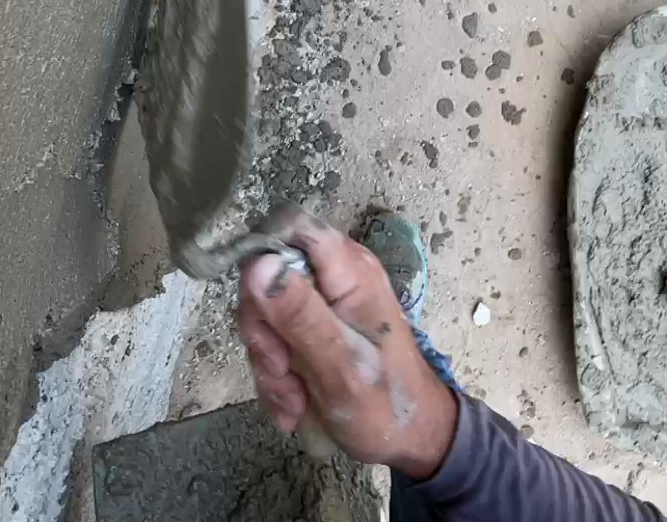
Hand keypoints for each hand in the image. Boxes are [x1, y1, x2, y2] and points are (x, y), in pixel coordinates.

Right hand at [237, 208, 457, 479]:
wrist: (409, 441)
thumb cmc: (386, 405)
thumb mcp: (341, 366)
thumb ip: (300, 314)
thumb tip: (257, 264)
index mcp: (348, 269)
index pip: (292, 225)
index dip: (262, 253)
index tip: (256, 306)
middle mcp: (332, 274)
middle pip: (266, 271)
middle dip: (263, 327)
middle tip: (280, 368)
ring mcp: (320, 300)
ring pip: (263, 309)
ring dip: (268, 360)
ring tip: (293, 398)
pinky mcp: (309, 326)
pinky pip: (271, 337)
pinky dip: (275, 374)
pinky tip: (293, 403)